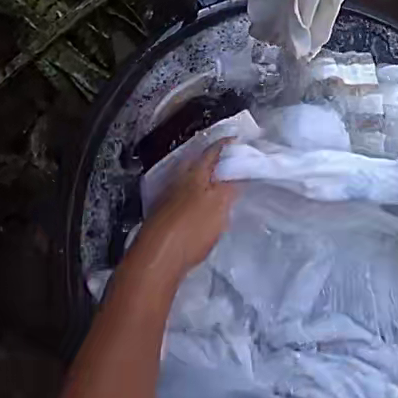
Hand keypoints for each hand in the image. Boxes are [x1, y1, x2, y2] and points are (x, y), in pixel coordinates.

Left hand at [125, 141, 237, 283]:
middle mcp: (180, 179)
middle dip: (214, 160)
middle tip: (232, 160)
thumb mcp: (219, 204)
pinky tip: (203, 205)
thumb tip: (239, 171)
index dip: (226, 144)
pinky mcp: (165, 215)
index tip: (238, 140)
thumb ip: (230, 186)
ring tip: (220, 183)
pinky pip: (185, 195)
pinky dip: (197, 194)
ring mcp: (170, 196)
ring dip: (206, 178)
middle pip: (199, 163)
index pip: (213, 151)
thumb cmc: (191, 227)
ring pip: (191, 179)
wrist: (158, 257)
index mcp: (195, 173)